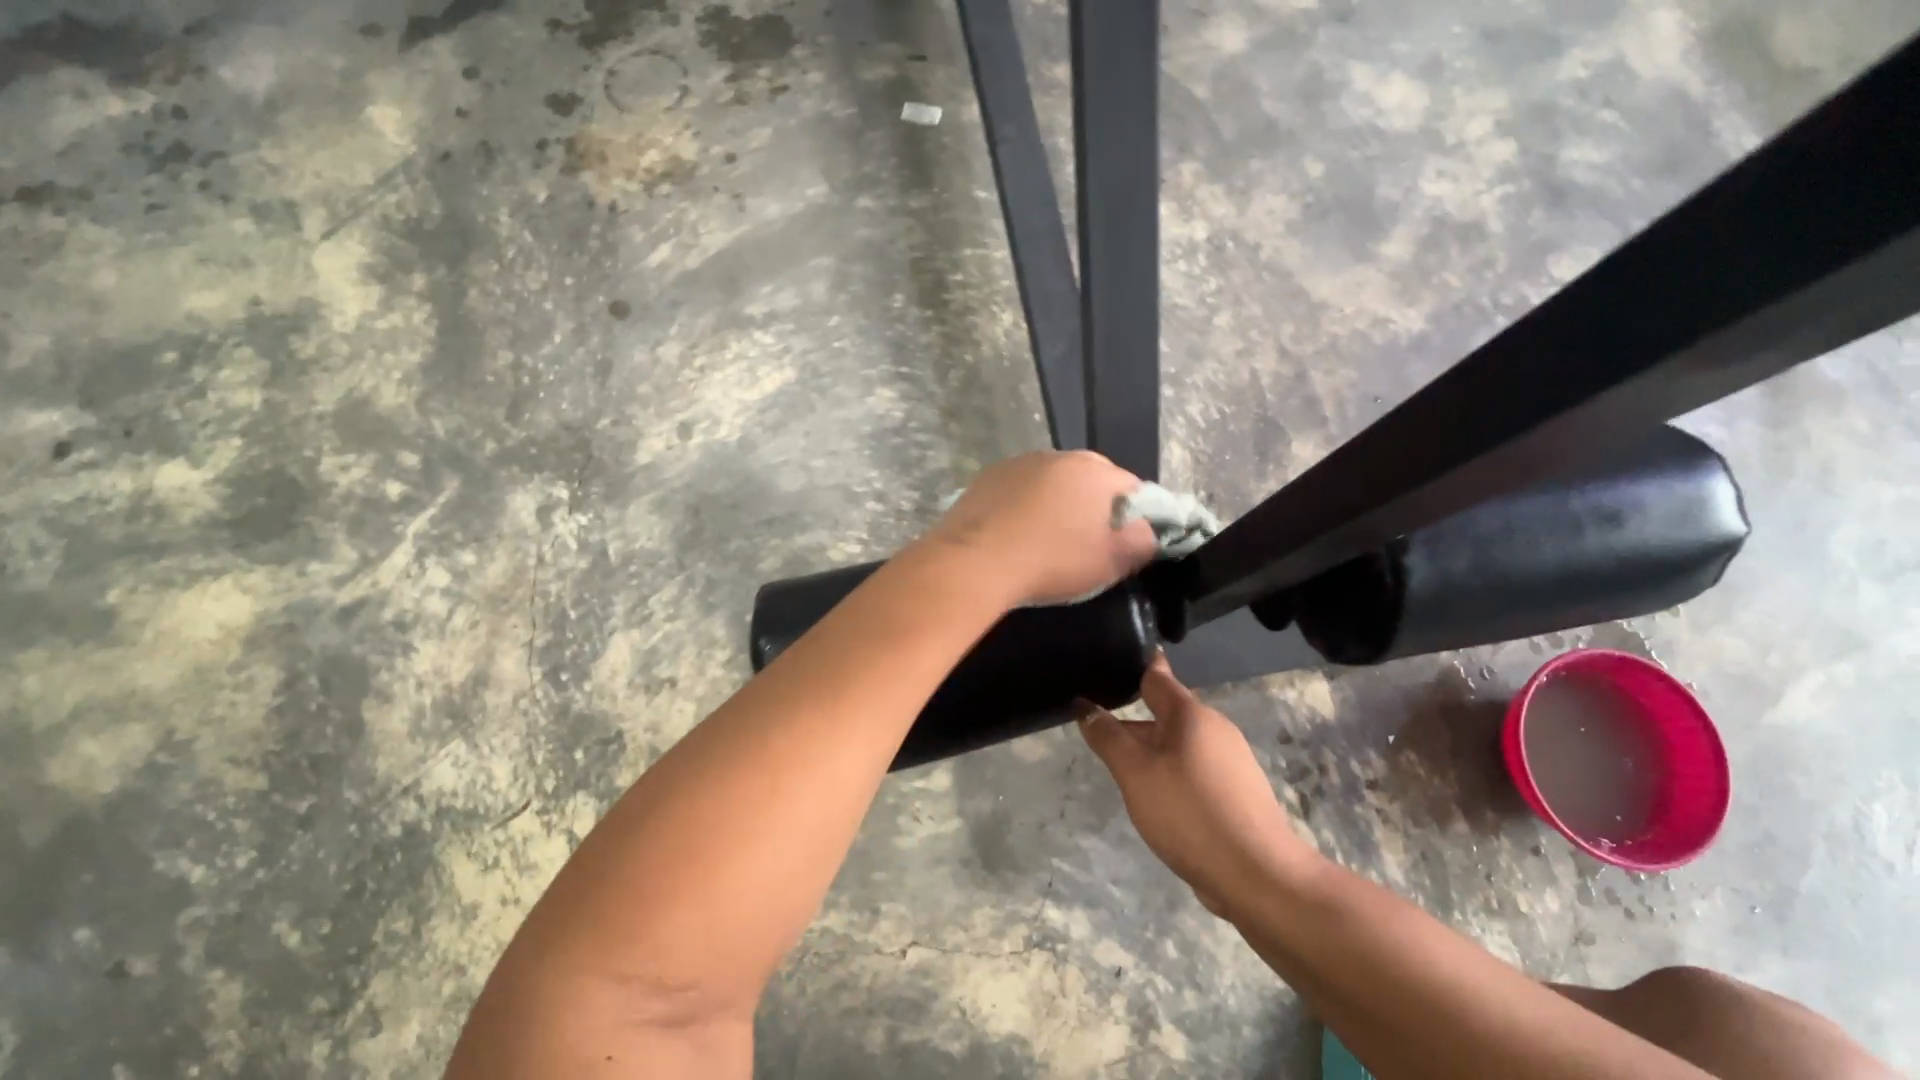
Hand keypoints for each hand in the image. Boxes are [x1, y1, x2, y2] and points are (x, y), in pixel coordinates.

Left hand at [923, 451, 1158, 606]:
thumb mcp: (1111, 561)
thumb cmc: (1052, 561)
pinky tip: (1015, 535)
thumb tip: (1149, 531)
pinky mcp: (986, 477)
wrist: (974, 563)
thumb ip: (1142, 542)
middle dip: (1094, 507)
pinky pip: (1018, 490)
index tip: (1122, 544)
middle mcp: (1058, 456)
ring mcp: (1018, 463)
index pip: (1132, 488)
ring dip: (1056, 505)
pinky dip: (1023, 507)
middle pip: (1090, 480)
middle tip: (1084, 545)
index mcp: (1095, 470)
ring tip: (1045, 542)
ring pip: (1052, 483)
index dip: (1134, 517)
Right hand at [1078, 654, 1317, 915]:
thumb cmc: (1188, 812)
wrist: (1254, 873)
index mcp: (1191, 715)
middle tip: (1098, 732)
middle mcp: (1215, 729)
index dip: (1135, 666)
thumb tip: (1086, 707)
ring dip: (1151, 752)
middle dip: (1134, 720)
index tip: (1111, 659)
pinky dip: (1170, 774)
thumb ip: (1108, 737)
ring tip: (1120, 768)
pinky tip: (1154, 799)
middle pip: (1167, 713)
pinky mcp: (1235, 792)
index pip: (1158, 676)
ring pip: (1179, 745)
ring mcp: (1230, 762)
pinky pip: (1193, 770)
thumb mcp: (1135, 773)